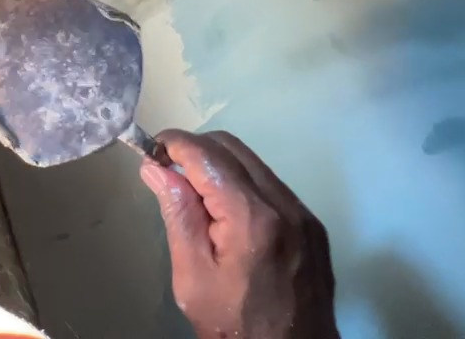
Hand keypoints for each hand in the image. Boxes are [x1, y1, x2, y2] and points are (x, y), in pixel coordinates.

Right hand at [140, 130, 337, 338]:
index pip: (206, 154)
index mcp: (252, 218)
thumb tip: (155, 166)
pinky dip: (242, 182)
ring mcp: (303, 215)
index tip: (151, 152)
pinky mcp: (313, 226)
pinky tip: (227, 212)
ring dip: (218, 164)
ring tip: (196, 195)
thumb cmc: (236, 328)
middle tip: (169, 172)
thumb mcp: (193, 277)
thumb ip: (177, 214)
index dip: (174, 143)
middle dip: (194, 149)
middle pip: (230, 146)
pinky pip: (270, 183)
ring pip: (252, 161)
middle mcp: (284, 205)